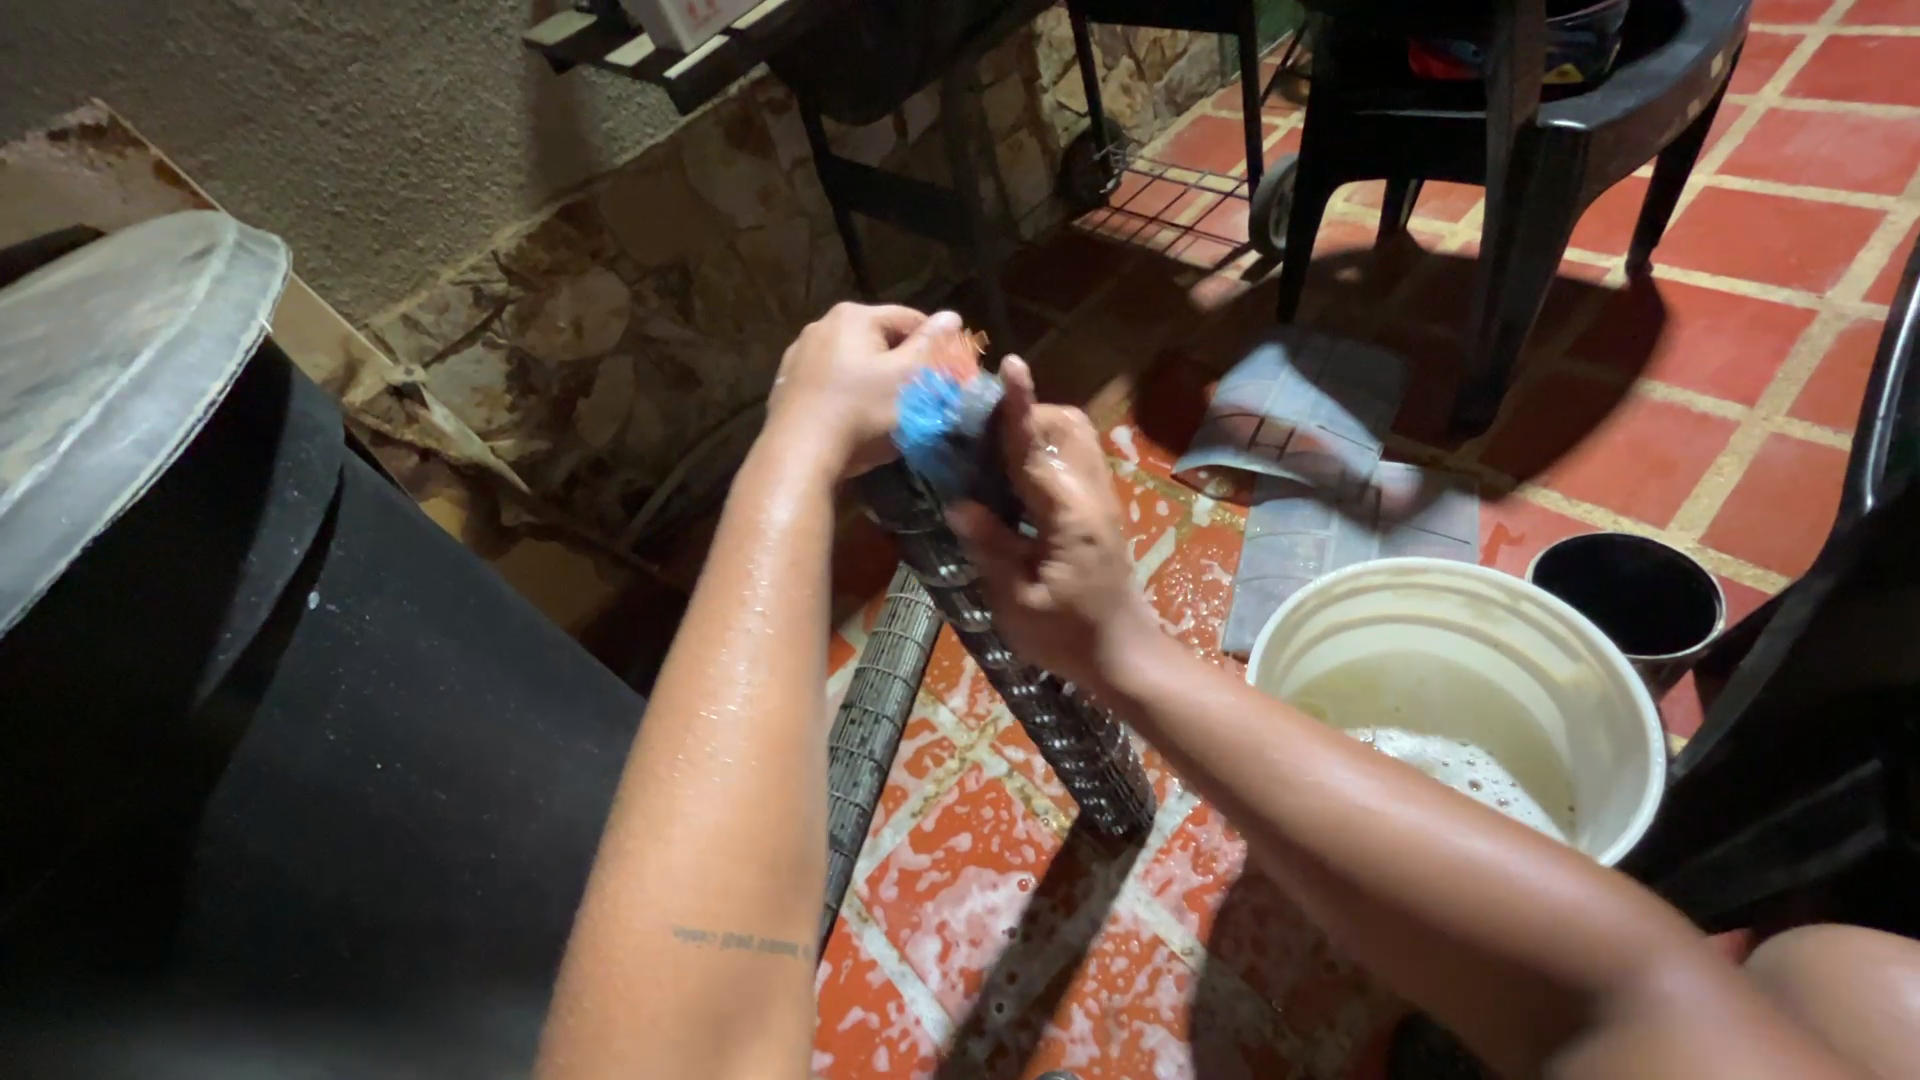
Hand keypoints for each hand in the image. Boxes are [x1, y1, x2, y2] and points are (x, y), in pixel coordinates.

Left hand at [762, 303, 963, 478]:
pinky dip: (846, 391)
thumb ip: (930, 345)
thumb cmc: (862, 411)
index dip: (935, 344)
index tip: (946, 372)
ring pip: (852, 359)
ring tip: (885, 409)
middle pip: (878, 338)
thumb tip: (951, 316)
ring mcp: (799, 353)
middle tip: (918, 394)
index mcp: (855, 316)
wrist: (799, 451)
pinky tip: (851, 416)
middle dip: (901, 362)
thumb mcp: (906, 378)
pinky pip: (829, 380)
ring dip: (872, 377)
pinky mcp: (787, 382)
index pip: (910, 319)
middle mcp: (823, 324)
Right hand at [947, 357, 1163, 691]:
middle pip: (1067, 427)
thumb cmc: (1067, 637)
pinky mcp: (1100, 510)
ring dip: (1037, 428)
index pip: (1038, 450)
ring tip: (993, 450)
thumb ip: (992, 548)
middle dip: (1025, 414)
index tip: (1010, 366)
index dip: (1018, 407)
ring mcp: (1102, 501)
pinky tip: (1015, 477)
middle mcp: (1092, 497)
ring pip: (1077, 437)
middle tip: (978, 433)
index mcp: (1069, 517)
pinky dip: (1046, 449)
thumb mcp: (1017, 602)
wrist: (1123, 656)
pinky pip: (1076, 458)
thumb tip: (960, 504)